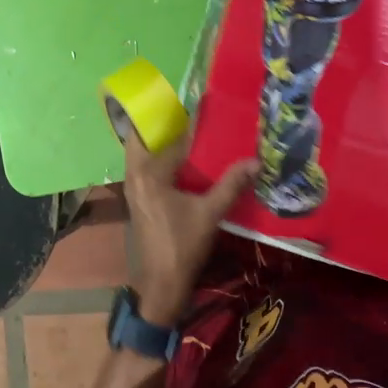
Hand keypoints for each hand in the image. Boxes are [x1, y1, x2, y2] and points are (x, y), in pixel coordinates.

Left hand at [119, 131, 253, 324]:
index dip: (189, 122)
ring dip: (159, 140)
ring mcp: (131, 186)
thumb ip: (231, 185)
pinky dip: (157, 156)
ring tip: (188, 131)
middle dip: (163, 123)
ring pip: (140, 151)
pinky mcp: (135, 197)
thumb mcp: (210, 214)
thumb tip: (256, 161)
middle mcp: (134, 174)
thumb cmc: (183, 247)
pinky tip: (181, 160)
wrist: (161, 286)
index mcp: (149, 173)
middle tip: (189, 113)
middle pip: (143, 136)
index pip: (171, 138)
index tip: (203, 103)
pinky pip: (142, 165)